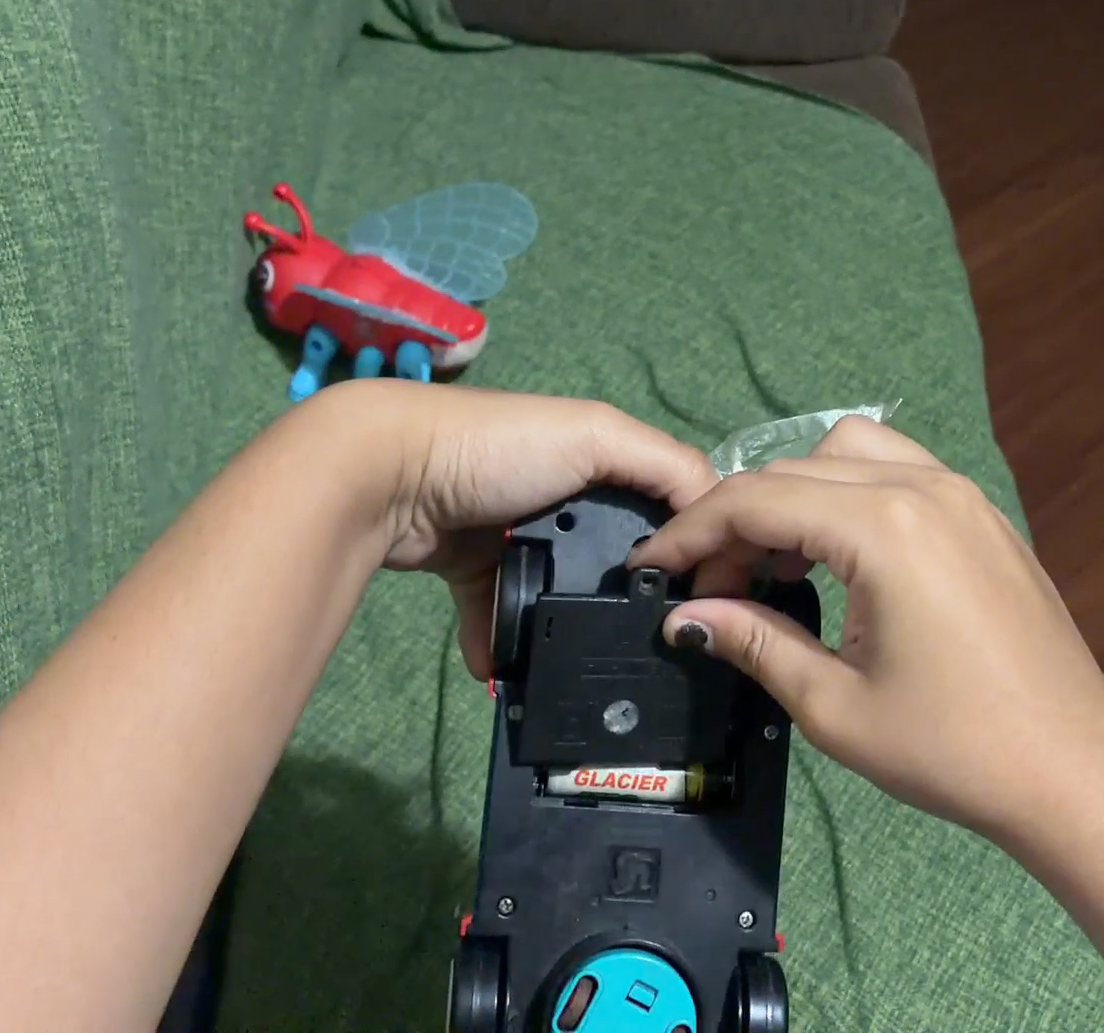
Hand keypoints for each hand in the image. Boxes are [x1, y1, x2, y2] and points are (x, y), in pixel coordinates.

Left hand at [308, 379, 719, 678]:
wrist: (387, 476)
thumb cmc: (501, 449)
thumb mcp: (598, 436)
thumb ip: (668, 467)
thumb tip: (716, 523)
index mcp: (599, 457)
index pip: (662, 504)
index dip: (685, 546)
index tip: (703, 597)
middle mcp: (563, 495)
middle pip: (614, 556)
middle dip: (628, 597)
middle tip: (648, 642)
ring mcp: (518, 535)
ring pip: (560, 593)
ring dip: (566, 627)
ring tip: (583, 664)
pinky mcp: (478, 569)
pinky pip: (504, 613)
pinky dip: (504, 640)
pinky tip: (508, 667)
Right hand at [629, 417, 1103, 842]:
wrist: (1075, 773)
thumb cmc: (953, 749)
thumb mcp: (834, 705)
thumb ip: (753, 642)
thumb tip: (683, 618)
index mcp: (883, 527)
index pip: (756, 500)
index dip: (691, 530)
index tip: (652, 564)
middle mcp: (921, 486)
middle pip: (792, 470)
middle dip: (735, 520)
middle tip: (710, 587)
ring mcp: (958, 491)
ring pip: (842, 450)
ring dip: (790, 494)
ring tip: (773, 563)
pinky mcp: (977, 511)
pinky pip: (891, 467)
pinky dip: (843, 490)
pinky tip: (835, 550)